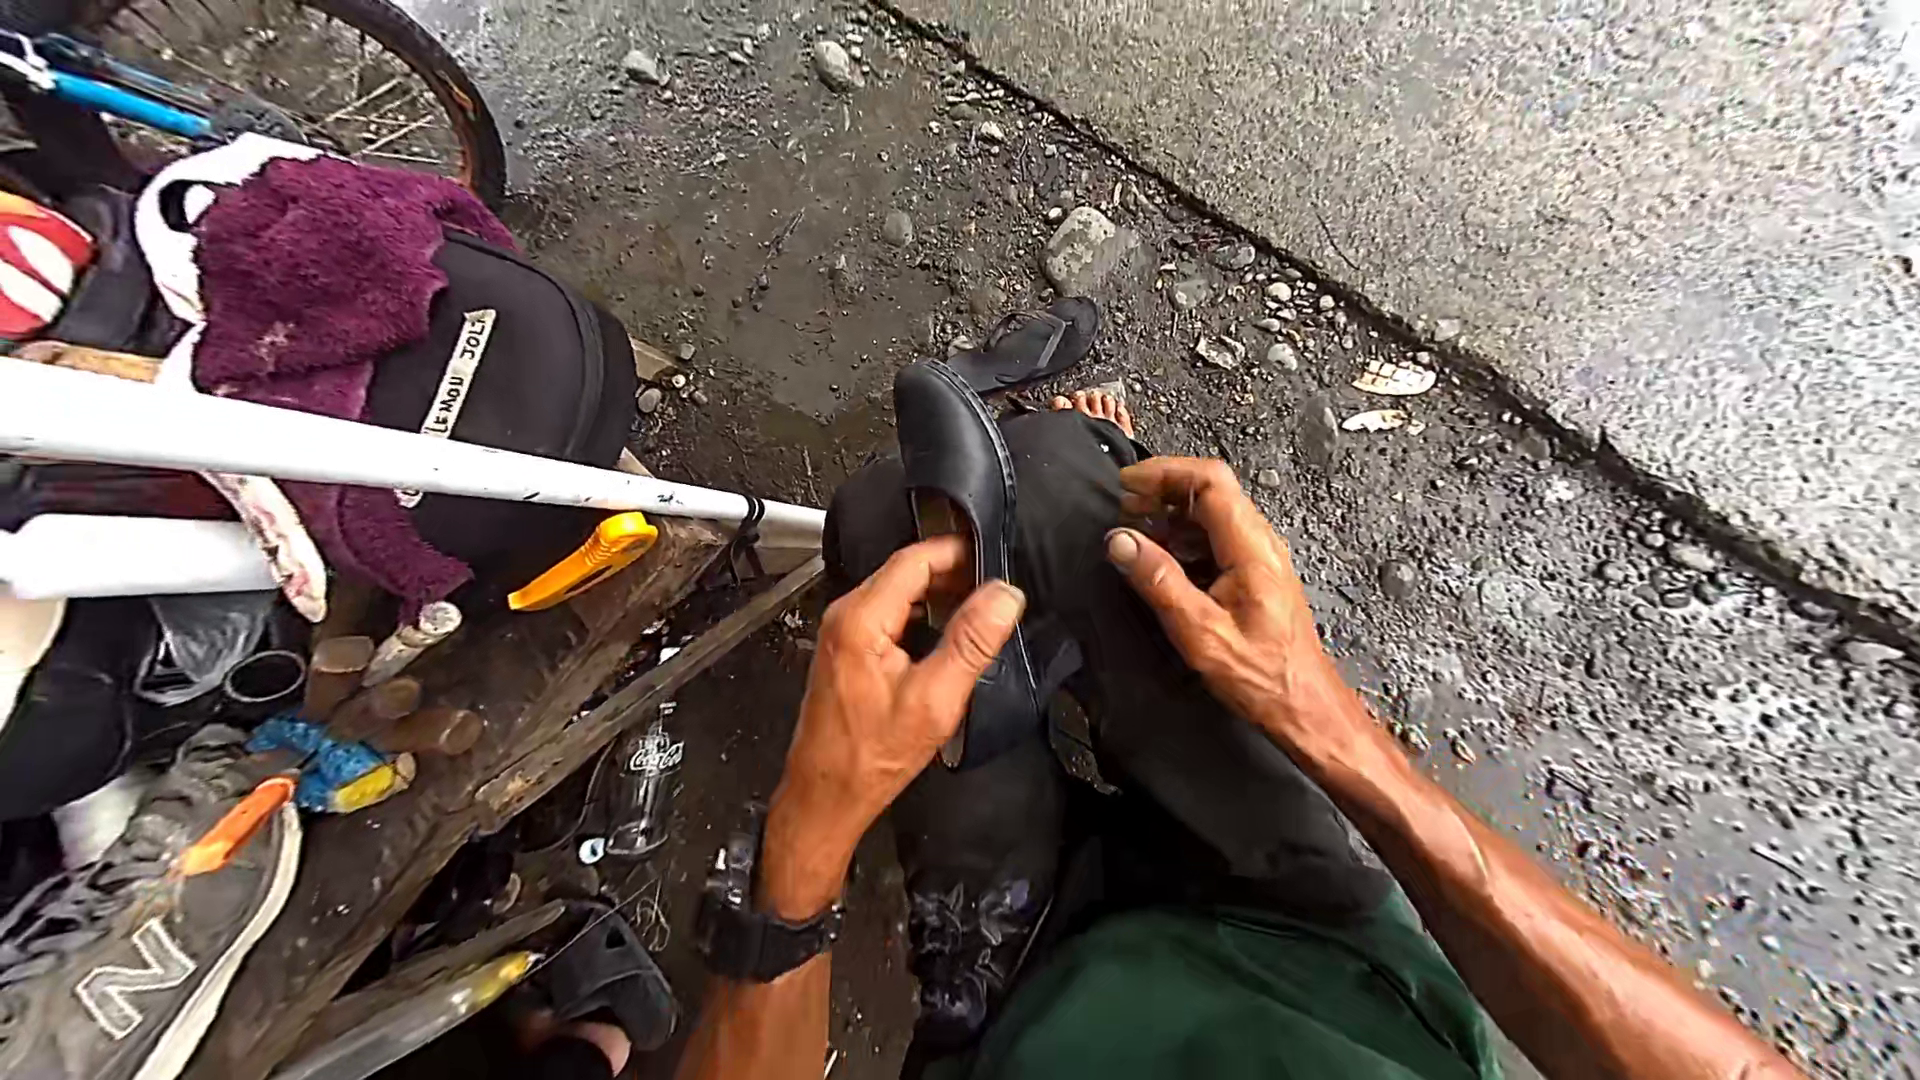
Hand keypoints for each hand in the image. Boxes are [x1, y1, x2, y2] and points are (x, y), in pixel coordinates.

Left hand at [761, 535, 1024, 918]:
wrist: (826, 795)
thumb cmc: (870, 757)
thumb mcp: (935, 699)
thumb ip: (971, 642)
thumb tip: (1003, 597)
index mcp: (861, 619)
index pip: (913, 560)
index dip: (955, 552)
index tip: (988, 557)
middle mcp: (844, 617)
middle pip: (902, 571)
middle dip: (948, 570)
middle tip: (989, 585)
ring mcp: (841, 631)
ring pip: (894, 590)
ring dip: (934, 591)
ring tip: (973, 605)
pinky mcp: (845, 647)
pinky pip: (886, 612)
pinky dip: (917, 611)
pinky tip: (941, 629)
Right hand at [1103, 457, 1347, 751]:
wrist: (1302, 706)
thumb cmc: (1262, 676)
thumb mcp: (1199, 631)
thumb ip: (1158, 580)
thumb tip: (1121, 542)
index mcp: (1251, 549)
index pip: (1210, 480)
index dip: (1164, 472)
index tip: (1128, 484)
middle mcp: (1259, 543)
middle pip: (1210, 488)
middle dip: (1161, 488)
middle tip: (1123, 505)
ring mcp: (1257, 555)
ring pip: (1210, 511)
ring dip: (1168, 512)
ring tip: (1132, 529)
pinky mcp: (1250, 571)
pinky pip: (1213, 535)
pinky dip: (1180, 534)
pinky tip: (1158, 555)